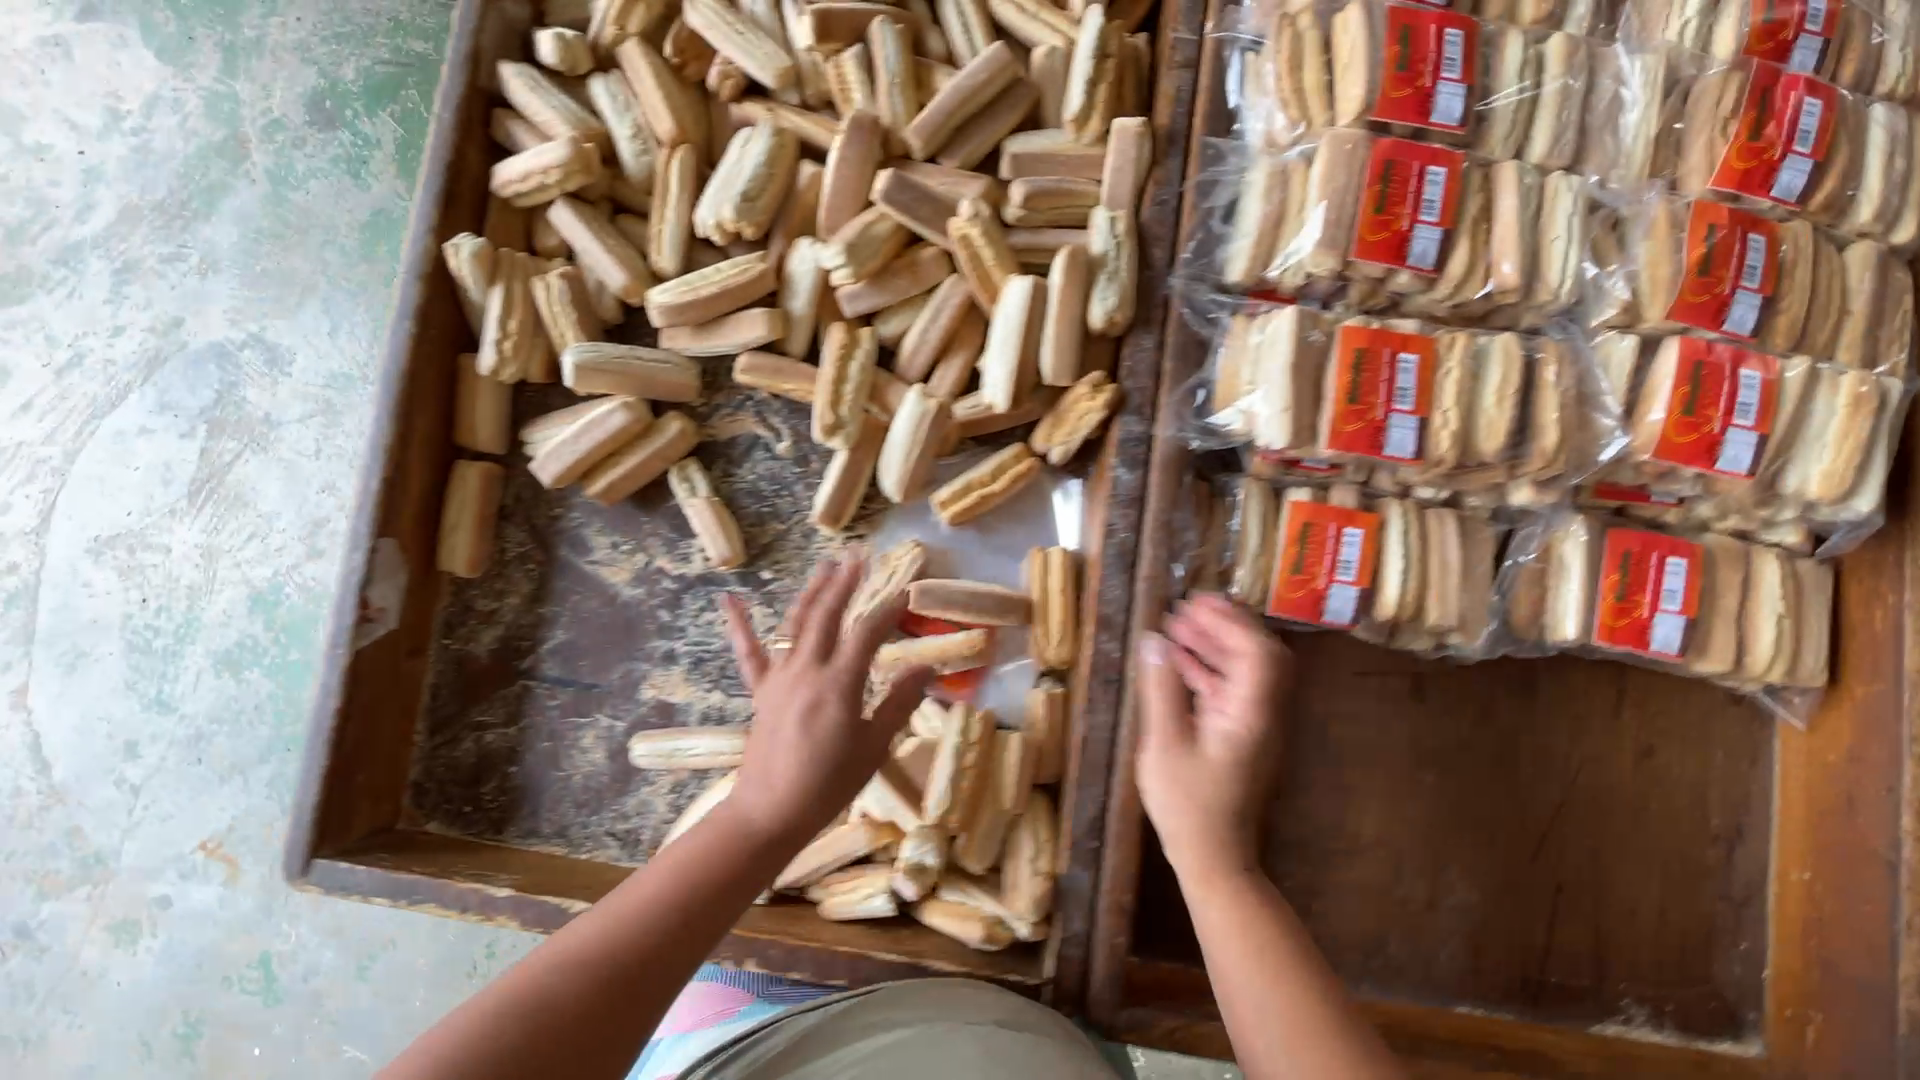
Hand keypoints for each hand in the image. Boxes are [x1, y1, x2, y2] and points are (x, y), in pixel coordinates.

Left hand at [718, 556, 933, 846]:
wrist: (770, 813)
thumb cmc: (828, 786)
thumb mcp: (874, 747)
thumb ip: (898, 703)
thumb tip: (926, 667)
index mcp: (839, 685)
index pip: (867, 634)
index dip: (887, 610)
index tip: (905, 591)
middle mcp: (806, 671)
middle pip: (827, 615)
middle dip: (844, 582)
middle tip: (858, 556)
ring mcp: (779, 678)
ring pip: (795, 624)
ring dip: (811, 592)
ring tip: (825, 566)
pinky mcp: (760, 691)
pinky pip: (749, 653)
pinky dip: (739, 624)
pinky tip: (728, 599)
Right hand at [1135, 593, 1291, 881]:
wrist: (1213, 857)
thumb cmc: (1188, 804)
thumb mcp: (1165, 744)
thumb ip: (1162, 689)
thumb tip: (1153, 642)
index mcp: (1251, 712)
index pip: (1257, 651)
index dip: (1230, 621)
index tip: (1197, 601)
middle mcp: (1262, 713)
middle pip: (1257, 655)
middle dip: (1225, 625)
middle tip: (1188, 605)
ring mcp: (1254, 725)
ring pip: (1243, 671)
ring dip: (1214, 644)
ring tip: (1176, 624)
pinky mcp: (1241, 736)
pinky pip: (1230, 690)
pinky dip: (1208, 669)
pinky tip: (1178, 661)